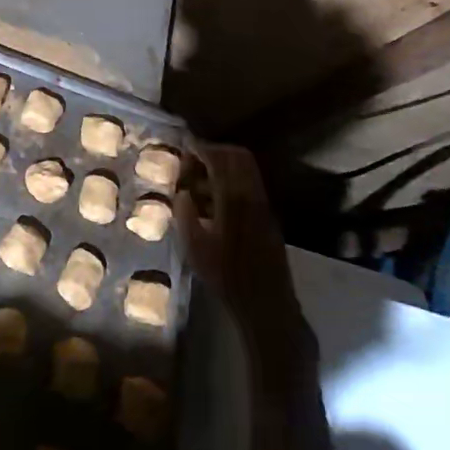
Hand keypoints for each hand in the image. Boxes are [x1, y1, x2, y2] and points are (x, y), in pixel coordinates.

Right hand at [177, 144, 303, 340]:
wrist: (265, 303)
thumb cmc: (225, 278)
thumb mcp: (195, 249)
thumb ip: (185, 215)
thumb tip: (181, 192)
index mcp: (234, 200)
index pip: (220, 160)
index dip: (202, 149)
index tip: (185, 146)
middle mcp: (253, 196)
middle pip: (239, 157)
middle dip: (216, 151)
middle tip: (193, 158)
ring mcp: (264, 206)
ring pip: (247, 171)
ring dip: (226, 166)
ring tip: (200, 179)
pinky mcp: (268, 217)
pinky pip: (250, 186)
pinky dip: (233, 181)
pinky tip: (215, 200)